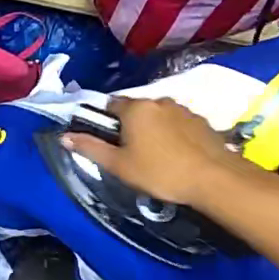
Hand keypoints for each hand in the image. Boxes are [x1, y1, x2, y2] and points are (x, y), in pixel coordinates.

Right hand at [61, 97, 248, 208]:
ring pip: (158, 115)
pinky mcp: (201, 121)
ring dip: (154, 129)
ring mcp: (183, 109)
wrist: (214, 178)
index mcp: (135, 108)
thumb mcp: (119, 165)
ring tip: (156, 156)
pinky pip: (178, 123)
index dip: (105, 121)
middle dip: (131, 126)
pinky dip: (174, 134)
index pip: (110, 105)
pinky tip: (177, 155)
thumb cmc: (160, 172)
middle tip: (131, 153)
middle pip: (136, 109)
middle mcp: (158, 100)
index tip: (108, 141)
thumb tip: (64, 136)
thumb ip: (90, 148)